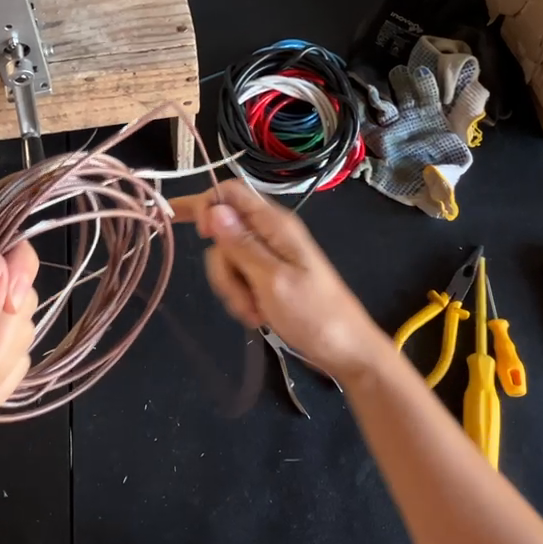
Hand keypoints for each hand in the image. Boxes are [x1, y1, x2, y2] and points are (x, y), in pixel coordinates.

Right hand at [169, 179, 390, 383]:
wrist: (346, 352)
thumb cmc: (315, 315)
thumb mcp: (273, 280)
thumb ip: (241, 245)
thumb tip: (213, 209)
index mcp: (274, 224)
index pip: (229, 192)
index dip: (206, 205)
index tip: (196, 233)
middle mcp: (269, 233)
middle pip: (221, 231)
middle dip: (221, 265)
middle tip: (238, 294)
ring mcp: (268, 256)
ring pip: (226, 258)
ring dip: (231, 288)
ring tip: (253, 312)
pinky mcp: (266, 277)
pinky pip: (237, 277)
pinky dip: (240, 297)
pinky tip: (256, 316)